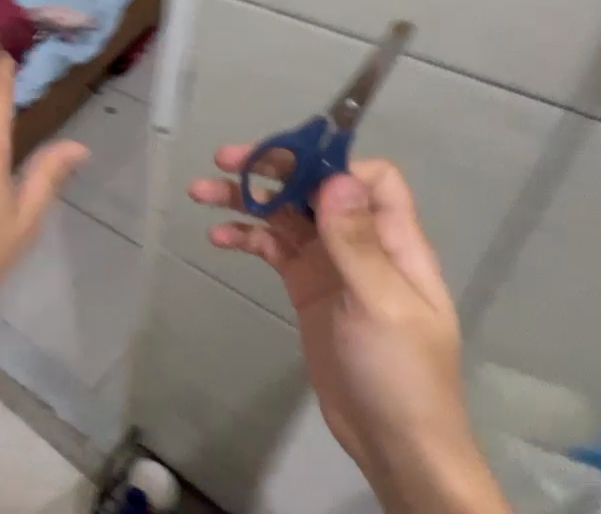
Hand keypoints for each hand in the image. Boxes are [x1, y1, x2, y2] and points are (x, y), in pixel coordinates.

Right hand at [189, 149, 506, 512]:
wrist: (393, 439)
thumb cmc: (399, 372)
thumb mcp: (380, 304)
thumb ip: (356, 242)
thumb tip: (334, 178)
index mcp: (395, 243)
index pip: (370, 179)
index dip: (328, 162)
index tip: (281, 163)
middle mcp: (362, 244)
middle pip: (315, 188)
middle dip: (271, 170)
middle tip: (223, 161)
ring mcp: (331, 265)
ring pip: (285, 215)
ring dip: (245, 200)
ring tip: (200, 193)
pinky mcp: (305, 286)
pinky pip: (271, 247)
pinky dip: (244, 236)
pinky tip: (217, 238)